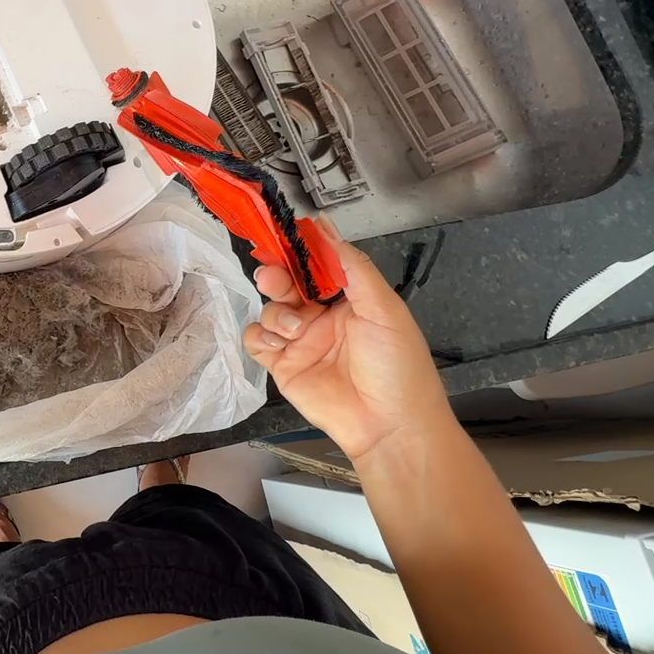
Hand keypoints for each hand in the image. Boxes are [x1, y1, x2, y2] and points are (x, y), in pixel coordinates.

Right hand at [243, 222, 452, 463]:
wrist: (388, 426)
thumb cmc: (397, 366)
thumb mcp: (384, 308)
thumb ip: (352, 267)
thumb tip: (325, 228)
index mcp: (347, 300)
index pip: (314, 267)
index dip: (297, 252)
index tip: (282, 237)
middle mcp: (320, 317)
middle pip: (285, 285)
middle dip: (275, 276)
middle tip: (273, 278)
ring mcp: (299, 341)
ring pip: (268, 310)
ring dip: (276, 313)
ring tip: (296, 329)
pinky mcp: (281, 365)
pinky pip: (256, 339)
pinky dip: (260, 336)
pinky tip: (279, 344)